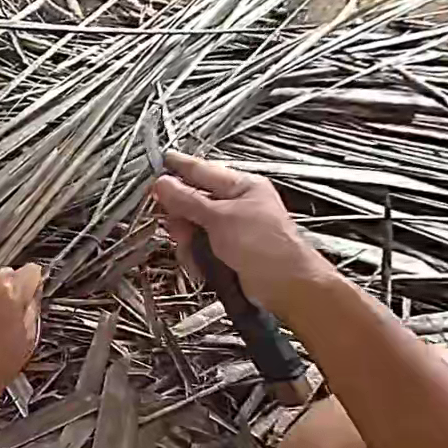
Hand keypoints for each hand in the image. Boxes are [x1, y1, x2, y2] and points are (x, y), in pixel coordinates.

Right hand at [150, 152, 334, 308]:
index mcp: (242, 187)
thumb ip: (188, 200)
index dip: (180, 166)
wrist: (286, 286)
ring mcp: (231, 229)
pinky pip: (199, 246)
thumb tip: (163, 184)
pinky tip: (198, 263)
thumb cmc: (267, 247)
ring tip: (191, 248)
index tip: (161, 161)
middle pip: (193, 201)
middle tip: (170, 220)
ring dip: (187, 239)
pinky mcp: (227, 251)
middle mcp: (237, 206)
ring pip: (193, 226)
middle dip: (180, 214)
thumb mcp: (221, 218)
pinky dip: (195, 255)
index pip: (203, 170)